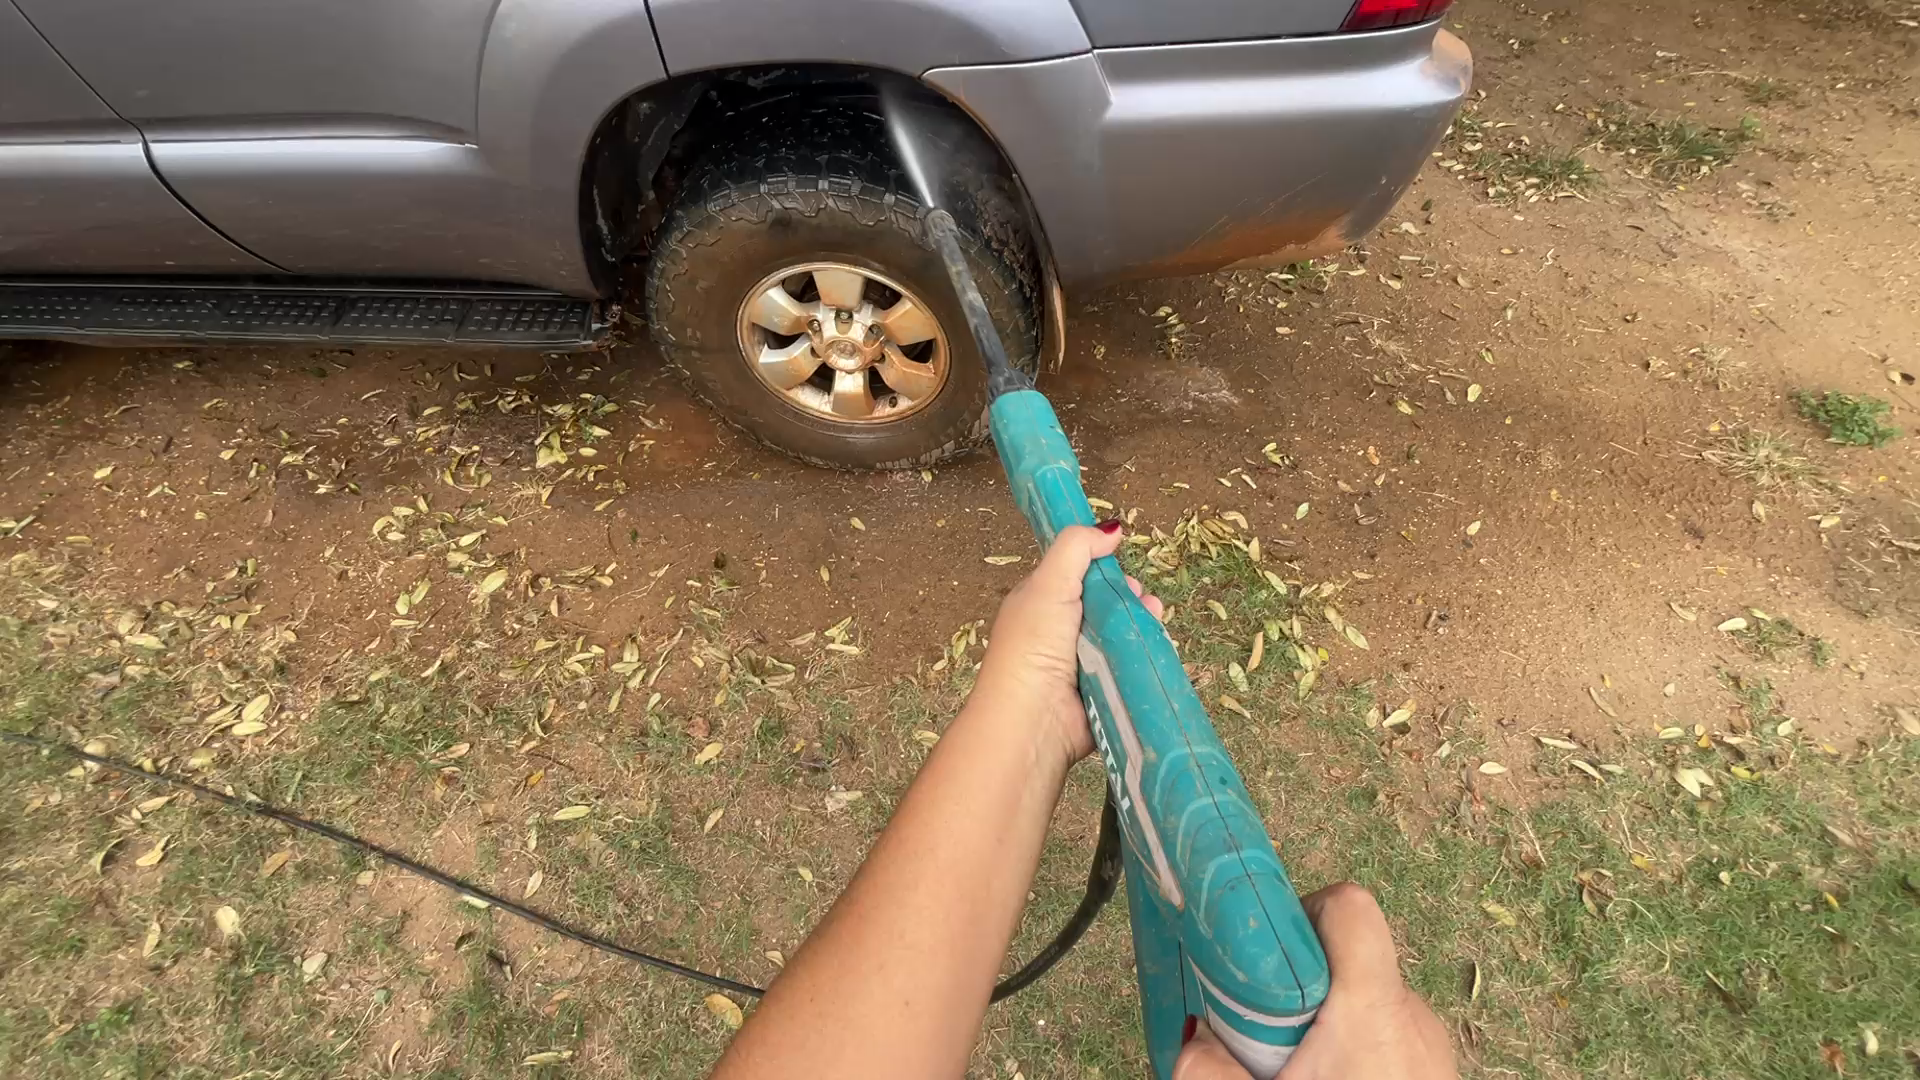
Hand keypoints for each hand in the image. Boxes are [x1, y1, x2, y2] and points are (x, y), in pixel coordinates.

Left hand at [974, 523, 1163, 766]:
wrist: (1034, 718)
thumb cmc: (1034, 645)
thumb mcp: (1049, 583)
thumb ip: (1076, 548)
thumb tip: (1111, 527)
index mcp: (1040, 602)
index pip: (1076, 575)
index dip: (1101, 567)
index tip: (1117, 564)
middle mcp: (1058, 631)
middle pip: (1105, 602)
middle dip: (1128, 594)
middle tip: (1137, 596)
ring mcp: (1081, 662)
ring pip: (1122, 632)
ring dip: (1141, 621)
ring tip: (1151, 616)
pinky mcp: (1102, 689)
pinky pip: (1131, 664)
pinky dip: (1146, 653)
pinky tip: (1156, 643)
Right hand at [1173, 884, 1454, 1079]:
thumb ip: (1208, 1071)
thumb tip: (1190, 1036)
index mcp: (1374, 1012)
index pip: (1351, 909)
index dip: (1303, 912)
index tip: (1264, 955)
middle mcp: (1413, 1019)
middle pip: (1345, 956)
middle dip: (1295, 978)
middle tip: (1263, 1028)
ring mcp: (1434, 1051)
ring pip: (1362, 998)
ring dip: (1323, 1018)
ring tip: (1295, 1070)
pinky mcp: (1439, 1074)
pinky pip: (1386, 1035)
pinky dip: (1353, 1049)